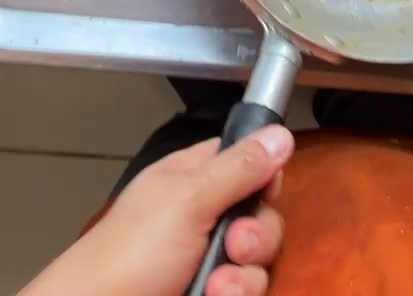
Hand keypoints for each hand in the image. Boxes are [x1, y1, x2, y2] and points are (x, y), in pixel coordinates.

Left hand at [23, 125, 294, 295]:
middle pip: (260, 215)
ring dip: (244, 278)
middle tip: (235, 245)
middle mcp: (204, 216)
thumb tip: (282, 132)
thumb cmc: (131, 253)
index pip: (245, 160)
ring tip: (216, 288)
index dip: (263, 175)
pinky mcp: (211, 293)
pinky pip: (245, 292)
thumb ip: (239, 168)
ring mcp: (207, 261)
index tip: (265, 190)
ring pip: (256, 261)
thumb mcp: (188, 199)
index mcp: (193, 178)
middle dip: (256, 235)